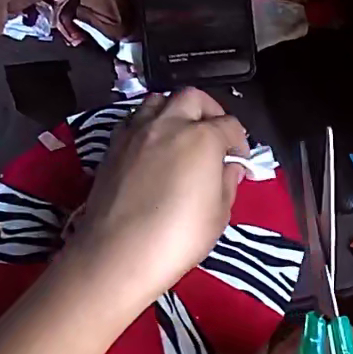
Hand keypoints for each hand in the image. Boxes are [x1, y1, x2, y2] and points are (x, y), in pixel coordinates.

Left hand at [66, 89, 247, 305]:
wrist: (118, 254)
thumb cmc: (178, 237)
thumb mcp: (219, 215)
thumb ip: (228, 183)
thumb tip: (229, 168)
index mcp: (202, 138)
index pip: (230, 125)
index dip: (240, 142)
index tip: (239, 159)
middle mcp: (168, 125)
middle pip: (193, 98)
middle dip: (210, 111)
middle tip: (215, 134)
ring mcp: (136, 133)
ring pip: (159, 101)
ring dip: (176, 111)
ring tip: (182, 134)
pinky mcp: (112, 147)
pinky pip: (134, 120)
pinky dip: (149, 125)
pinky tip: (153, 148)